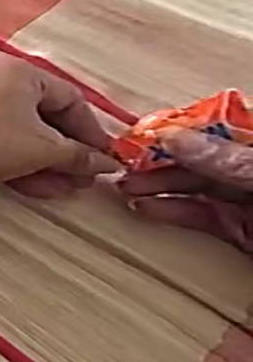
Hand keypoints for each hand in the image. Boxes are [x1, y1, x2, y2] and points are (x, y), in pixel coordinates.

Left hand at [0, 56, 120, 195]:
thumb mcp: (44, 149)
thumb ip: (78, 155)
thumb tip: (100, 163)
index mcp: (12, 69)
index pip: (68, 99)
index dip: (90, 133)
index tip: (103, 160)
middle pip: (33, 115)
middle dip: (59, 153)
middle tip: (76, 181)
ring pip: (3, 127)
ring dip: (33, 160)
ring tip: (52, 189)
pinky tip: (20, 184)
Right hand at [118, 129, 252, 251]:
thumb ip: (233, 161)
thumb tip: (172, 137)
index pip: (223, 132)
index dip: (184, 130)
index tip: (144, 132)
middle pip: (201, 160)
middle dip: (159, 161)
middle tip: (122, 163)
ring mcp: (249, 204)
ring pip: (193, 187)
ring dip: (155, 186)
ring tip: (123, 188)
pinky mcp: (239, 231)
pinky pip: (197, 215)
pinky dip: (166, 211)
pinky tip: (142, 207)